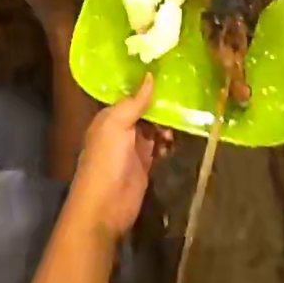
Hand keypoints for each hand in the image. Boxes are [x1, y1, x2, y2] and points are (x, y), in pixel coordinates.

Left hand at [69, 75, 170, 237]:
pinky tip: (173, 141)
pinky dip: (166, 142)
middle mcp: (121, 129)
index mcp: (110, 117)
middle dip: (161, 106)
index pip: (131, 96)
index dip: (147, 87)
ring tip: (176, 125)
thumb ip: (135, 101)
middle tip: (180, 101)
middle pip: (145, 111)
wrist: (104, 208)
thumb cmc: (107, 160)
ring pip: (154, 127)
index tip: (169, 76)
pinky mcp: (144, 164)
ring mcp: (133, 147)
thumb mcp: (118, 124)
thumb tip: (151, 74)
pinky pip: (159, 146)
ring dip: (165, 125)